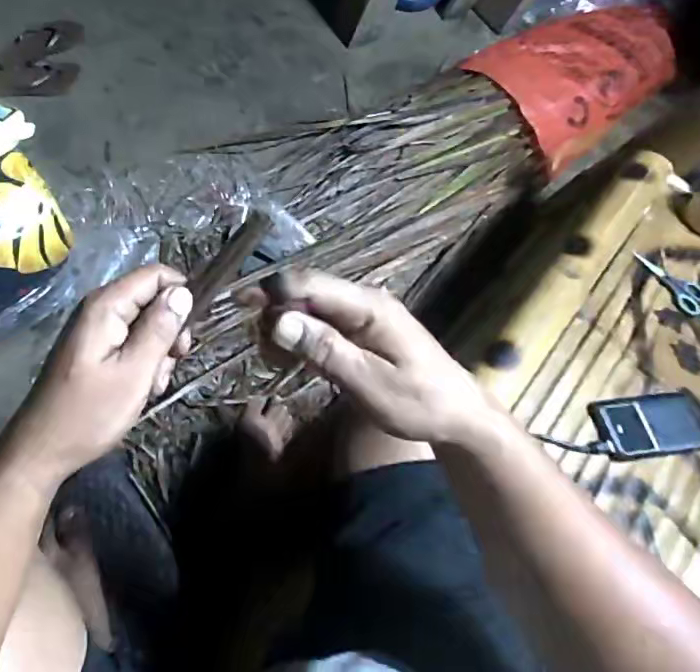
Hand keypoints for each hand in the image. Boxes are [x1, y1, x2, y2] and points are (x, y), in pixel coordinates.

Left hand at [0, 265, 193, 489]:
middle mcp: (100, 307)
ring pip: (146, 322)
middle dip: (169, 329)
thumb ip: (160, 329)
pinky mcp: (95, 347)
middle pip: (152, 298)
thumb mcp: (134, 374)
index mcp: (106, 305)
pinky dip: (143, 361)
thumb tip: (183, 292)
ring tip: (152, 384)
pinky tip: (140, 388)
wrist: (40, 452)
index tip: (186, 334)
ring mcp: (96, 327)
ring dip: (158, 351)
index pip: (156, 274)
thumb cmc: (88, 414)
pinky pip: (131, 340)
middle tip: (171, 364)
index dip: (179, 296)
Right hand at [263, 269, 502, 447]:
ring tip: (275, 361)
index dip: (272, 291)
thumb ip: (325, 350)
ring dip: (284, 327)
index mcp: (367, 305)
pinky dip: (299, 337)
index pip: (310, 283)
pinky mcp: (358, 329)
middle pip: (304, 291)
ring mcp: (360, 314)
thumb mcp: (371, 384)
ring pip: (307, 307)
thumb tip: (279, 319)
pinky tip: (290, 359)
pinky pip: (319, 323)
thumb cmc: (420, 402)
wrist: (459, 416)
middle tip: (261, 350)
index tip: (239, 306)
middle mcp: (361, 300)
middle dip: (274, 312)